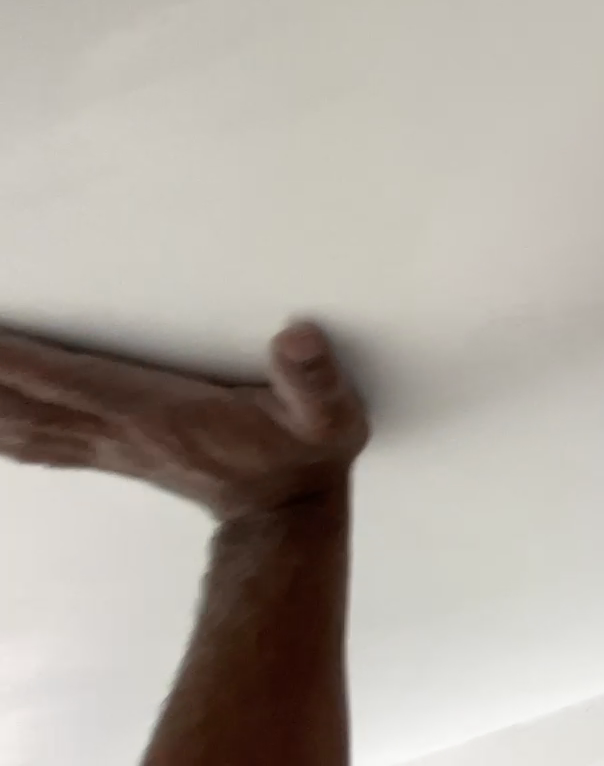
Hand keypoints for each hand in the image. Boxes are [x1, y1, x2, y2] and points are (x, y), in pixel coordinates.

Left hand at [0, 322, 367, 521]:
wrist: (290, 507)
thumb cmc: (308, 453)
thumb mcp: (331, 414)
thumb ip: (314, 377)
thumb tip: (297, 337)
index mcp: (163, 413)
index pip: (67, 378)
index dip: (13, 356)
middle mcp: (122, 431)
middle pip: (19, 403)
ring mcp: (112, 448)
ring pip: (15, 425)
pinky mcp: (114, 456)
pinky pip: (31, 443)